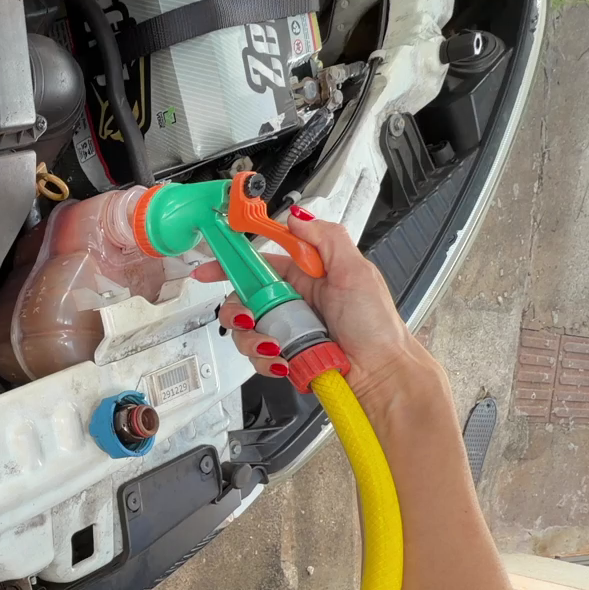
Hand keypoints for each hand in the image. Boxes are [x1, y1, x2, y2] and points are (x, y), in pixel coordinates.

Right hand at [196, 210, 447, 422]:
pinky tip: (284, 360)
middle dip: (235, 312)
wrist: (378, 371)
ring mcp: (281, 330)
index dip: (231, 264)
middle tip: (248, 319)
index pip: (258, 264)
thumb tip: (298, 217)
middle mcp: (288, 303)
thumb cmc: (374, 325)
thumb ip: (326, 239)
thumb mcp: (356, 272)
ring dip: (253, 341)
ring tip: (277, 346)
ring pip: (243, 331)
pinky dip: (265, 360)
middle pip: (239, 301)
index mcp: (303, 278)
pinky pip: (254, 356)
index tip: (210, 268)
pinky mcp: (279, 355)